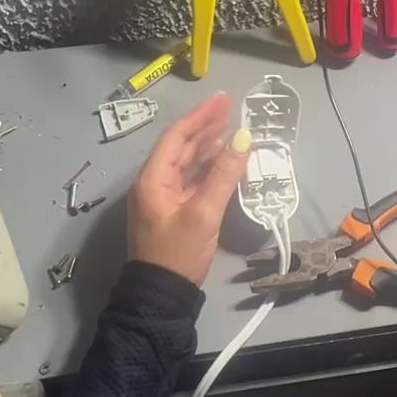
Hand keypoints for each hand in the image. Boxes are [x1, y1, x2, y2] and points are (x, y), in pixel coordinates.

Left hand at [127, 93, 250, 285]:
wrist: (162, 296)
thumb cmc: (179, 253)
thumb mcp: (204, 213)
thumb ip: (224, 174)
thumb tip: (243, 139)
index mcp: (153, 179)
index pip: (177, 137)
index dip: (200, 116)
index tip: (222, 99)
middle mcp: (154, 183)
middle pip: (180, 146)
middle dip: (204, 126)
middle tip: (229, 108)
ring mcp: (162, 198)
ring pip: (185, 162)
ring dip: (206, 145)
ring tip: (229, 128)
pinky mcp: (173, 211)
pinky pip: (190, 179)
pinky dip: (207, 166)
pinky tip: (223, 159)